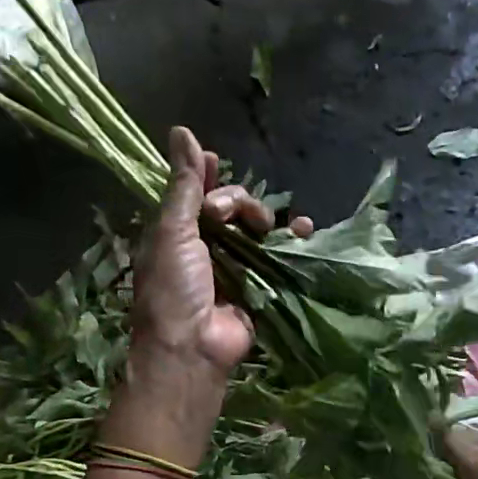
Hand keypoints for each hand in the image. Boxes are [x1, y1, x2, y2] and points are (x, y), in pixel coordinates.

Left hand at [130, 126, 312, 376]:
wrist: (194, 347)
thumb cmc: (173, 287)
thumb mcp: (172, 230)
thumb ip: (183, 185)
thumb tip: (183, 131)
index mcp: (176, 233)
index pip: (193, 194)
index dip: (204, 176)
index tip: (213, 161)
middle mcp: (205, 248)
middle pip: (229, 209)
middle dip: (235, 201)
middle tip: (228, 215)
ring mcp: (235, 268)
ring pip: (256, 231)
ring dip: (267, 218)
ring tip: (266, 226)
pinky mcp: (261, 287)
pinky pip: (279, 258)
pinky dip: (293, 242)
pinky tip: (305, 230)